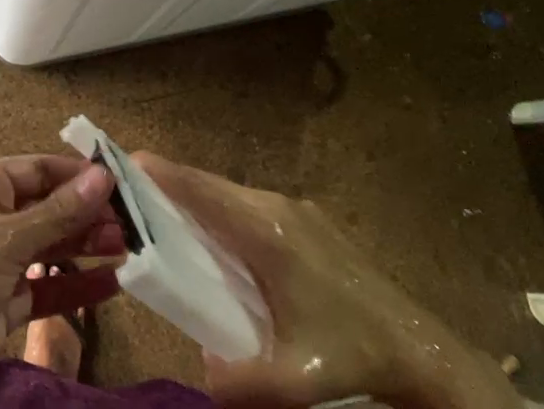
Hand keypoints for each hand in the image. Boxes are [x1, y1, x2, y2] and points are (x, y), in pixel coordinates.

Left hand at [0, 155, 125, 408]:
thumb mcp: (4, 242)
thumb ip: (57, 212)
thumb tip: (102, 175)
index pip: (36, 169)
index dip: (78, 174)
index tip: (125, 183)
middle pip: (46, 206)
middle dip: (87, 213)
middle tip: (134, 225)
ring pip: (48, 246)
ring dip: (85, 246)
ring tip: (129, 249)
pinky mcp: (2, 300)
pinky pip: (46, 286)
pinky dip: (75, 285)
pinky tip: (112, 283)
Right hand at [132, 153, 522, 408]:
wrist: (425, 354)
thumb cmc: (354, 356)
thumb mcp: (293, 381)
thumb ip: (236, 380)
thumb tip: (200, 369)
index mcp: (268, 233)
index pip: (200, 190)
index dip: (158, 174)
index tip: (118, 162)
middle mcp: (278, 208)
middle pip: (209, 187)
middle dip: (167, 187)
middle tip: (127, 197)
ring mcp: (298, 212)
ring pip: (229, 196)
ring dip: (194, 201)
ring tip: (160, 217)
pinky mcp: (309, 224)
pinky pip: (249, 208)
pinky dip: (220, 214)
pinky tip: (214, 243)